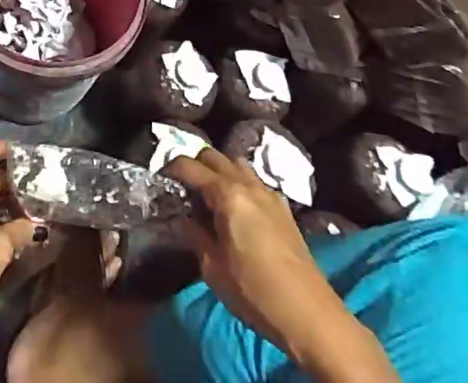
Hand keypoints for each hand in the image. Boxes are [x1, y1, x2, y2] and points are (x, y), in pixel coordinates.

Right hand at [165, 151, 396, 381]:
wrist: (307, 311)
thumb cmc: (254, 291)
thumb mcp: (213, 267)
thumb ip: (194, 235)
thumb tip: (181, 218)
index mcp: (227, 194)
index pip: (191, 167)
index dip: (172, 169)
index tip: (160, 180)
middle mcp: (248, 184)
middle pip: (215, 156)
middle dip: (195, 166)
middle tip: (182, 189)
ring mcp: (269, 193)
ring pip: (237, 164)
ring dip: (219, 172)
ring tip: (208, 198)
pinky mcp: (282, 206)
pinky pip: (254, 181)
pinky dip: (239, 184)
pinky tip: (235, 210)